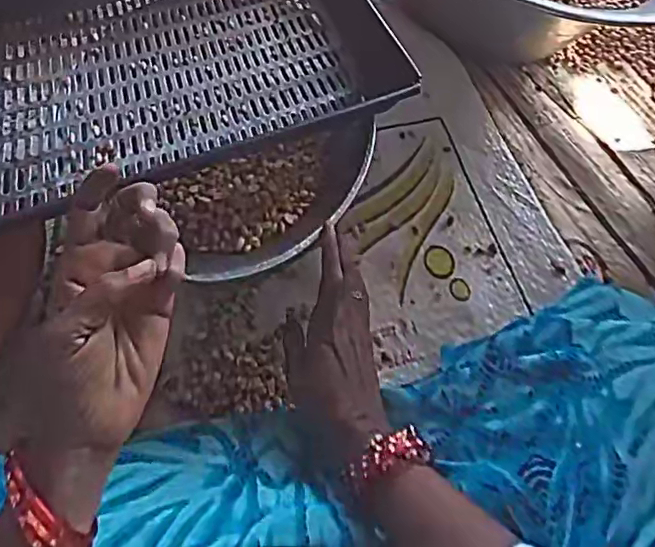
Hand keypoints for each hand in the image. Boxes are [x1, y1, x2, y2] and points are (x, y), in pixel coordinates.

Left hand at [12, 166, 184, 528]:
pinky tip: (167, 266)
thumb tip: (139, 268)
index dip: (97, 190)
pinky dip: (172, 262)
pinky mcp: (162, 305)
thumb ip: (97, 293)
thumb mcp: (62, 333)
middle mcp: (108, 267)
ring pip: (154, 238)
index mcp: (73, 267)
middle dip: (137, 201)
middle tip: (146, 202)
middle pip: (125, 218)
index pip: (85, 217)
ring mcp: (137, 284)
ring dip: (158, 228)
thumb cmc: (58, 379)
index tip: (112, 168)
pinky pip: (171, 272)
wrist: (85, 427)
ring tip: (157, 234)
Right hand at [281, 223, 390, 468]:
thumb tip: (289, 318)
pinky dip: (355, 284)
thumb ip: (293, 342)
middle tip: (340, 230)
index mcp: (330, 319)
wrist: (360, 428)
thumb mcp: (297, 373)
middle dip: (346, 250)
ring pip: (358, 286)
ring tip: (345, 250)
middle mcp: (349, 318)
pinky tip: (351, 286)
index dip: (331, 249)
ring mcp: (361, 329)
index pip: (332, 274)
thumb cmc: (323, 401)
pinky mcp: (366, 341)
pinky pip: (360, 300)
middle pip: (351, 275)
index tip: (329, 226)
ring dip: (352, 265)